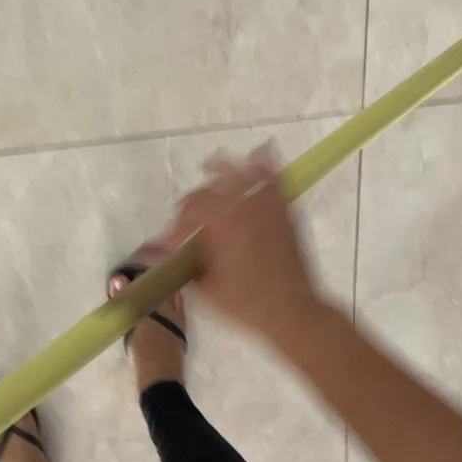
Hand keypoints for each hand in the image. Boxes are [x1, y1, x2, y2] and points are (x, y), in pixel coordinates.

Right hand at [170, 142, 330, 342]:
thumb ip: (186, 267)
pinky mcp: (286, 212)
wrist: (294, 311)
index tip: (172, 243)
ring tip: (212, 165)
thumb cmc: (247, 306)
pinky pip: (276, 178)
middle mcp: (243, 209)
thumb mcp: (207, 292)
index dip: (176, 226)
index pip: (189, 212)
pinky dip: (266, 162)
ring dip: (224, 168)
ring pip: (242, 173)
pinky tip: (262, 150)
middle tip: (185, 213)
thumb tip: (168, 255)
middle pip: (210, 189)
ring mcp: (267, 207)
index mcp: (221, 227)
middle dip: (193, 200)